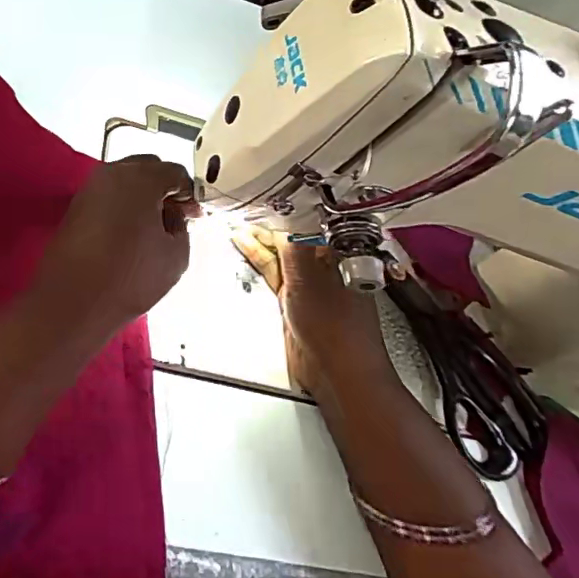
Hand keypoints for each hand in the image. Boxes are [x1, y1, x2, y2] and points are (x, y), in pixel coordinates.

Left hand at [22, 156, 197, 336]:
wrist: (72, 299)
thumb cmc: (129, 276)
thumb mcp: (175, 254)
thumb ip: (181, 225)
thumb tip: (173, 214)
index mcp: (140, 177)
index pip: (175, 173)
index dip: (189, 194)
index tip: (194, 217)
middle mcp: (112, 173)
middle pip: (148, 169)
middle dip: (165, 190)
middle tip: (176, 220)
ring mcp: (90, 187)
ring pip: (126, 181)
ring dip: (143, 197)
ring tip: (153, 230)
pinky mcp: (76, 204)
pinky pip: (109, 195)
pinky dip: (123, 206)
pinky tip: (130, 233)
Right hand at [234, 228, 388, 390]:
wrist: (338, 373)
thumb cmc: (338, 331)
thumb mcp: (307, 279)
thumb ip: (293, 248)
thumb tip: (285, 222)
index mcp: (338, 258)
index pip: (309, 226)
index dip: (286, 214)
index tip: (266, 204)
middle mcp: (326, 270)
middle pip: (294, 240)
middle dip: (270, 228)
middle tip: (248, 213)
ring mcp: (311, 287)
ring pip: (282, 257)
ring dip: (261, 243)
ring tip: (240, 228)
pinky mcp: (296, 303)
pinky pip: (275, 275)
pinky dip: (260, 261)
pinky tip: (247, 249)